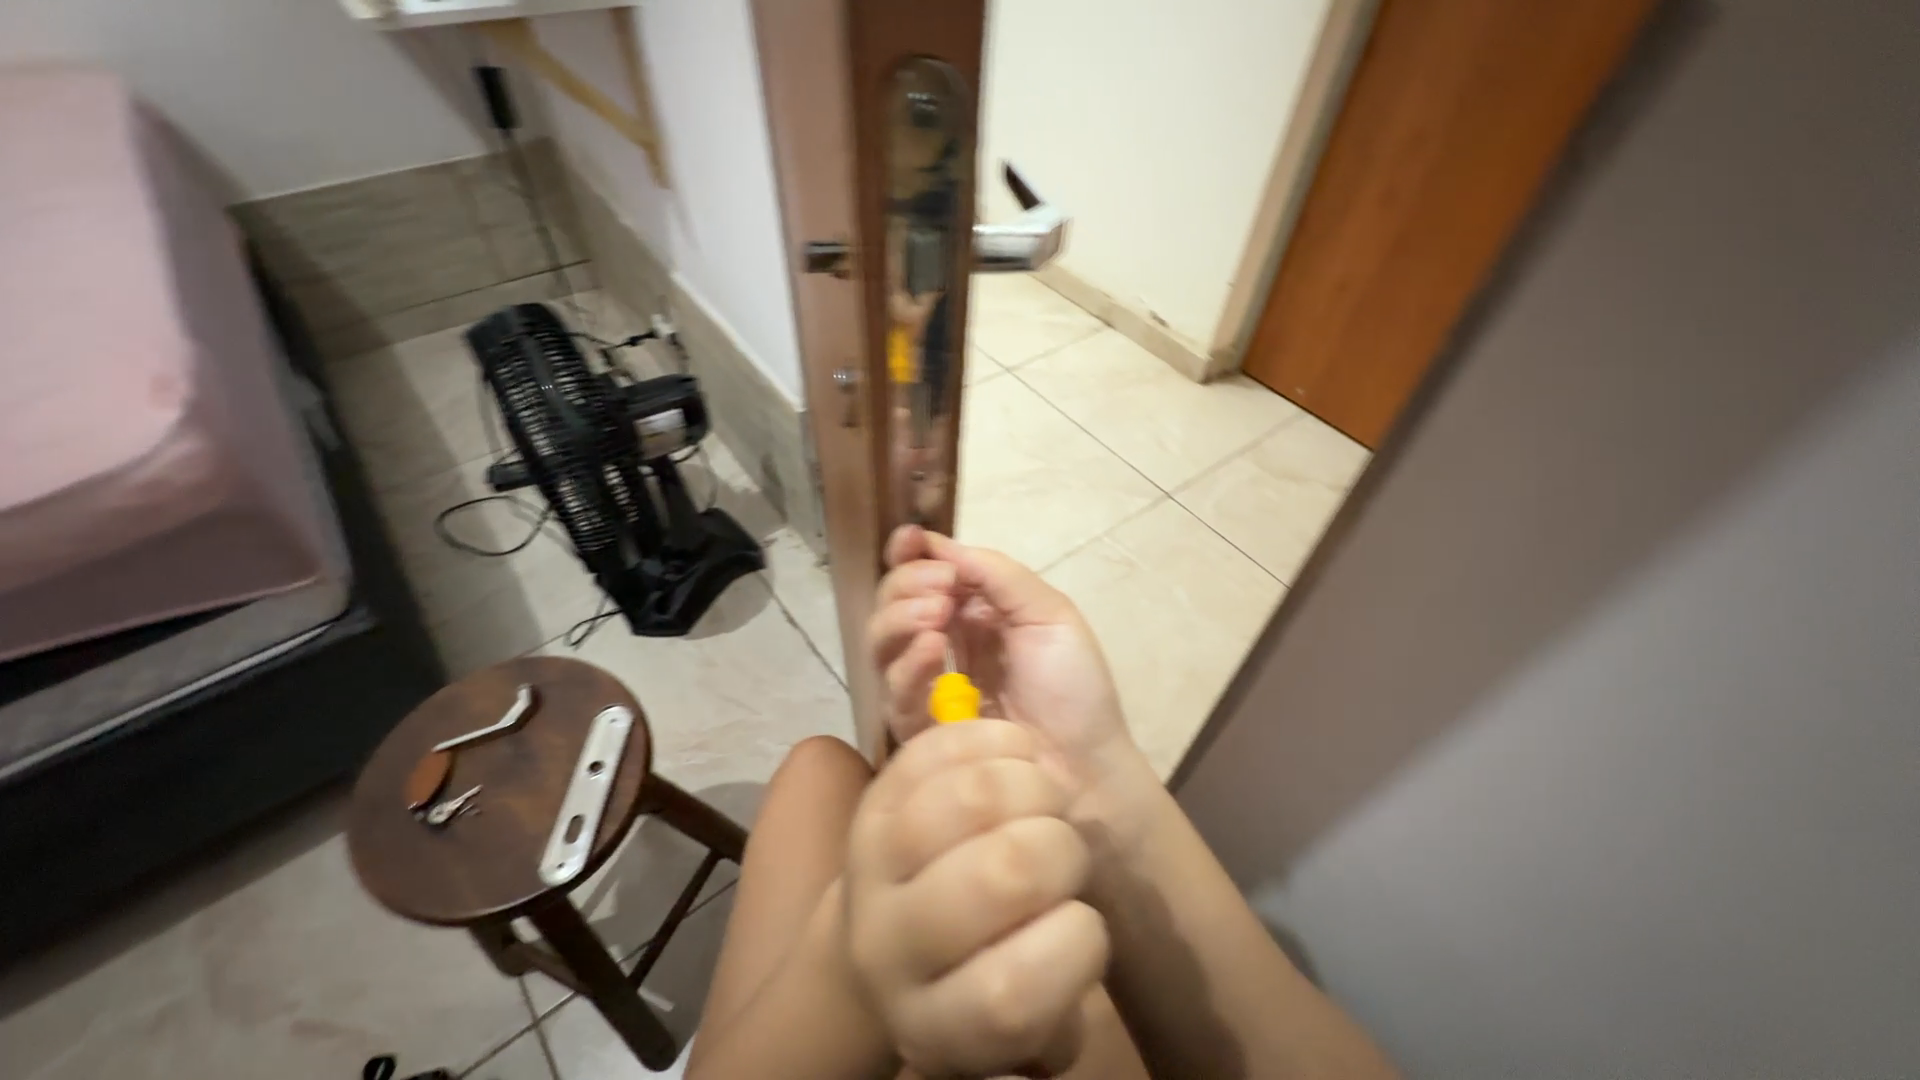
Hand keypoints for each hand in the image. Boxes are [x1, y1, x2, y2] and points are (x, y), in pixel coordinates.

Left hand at [843, 719, 1108, 1077]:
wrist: (890, 939)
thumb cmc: (986, 977)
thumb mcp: (1036, 1018)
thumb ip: (1064, 988)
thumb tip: (1080, 927)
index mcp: (938, 1025)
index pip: (1010, 996)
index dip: (1075, 945)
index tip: (1084, 920)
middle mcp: (889, 948)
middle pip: (997, 876)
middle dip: (1059, 848)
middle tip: (1065, 846)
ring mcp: (871, 864)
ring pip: (966, 799)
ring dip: (1030, 785)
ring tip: (1043, 796)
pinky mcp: (872, 799)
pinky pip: (934, 751)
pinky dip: (992, 740)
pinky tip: (1018, 752)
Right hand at [868, 527, 1145, 807]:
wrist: (1084, 766)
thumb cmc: (1074, 687)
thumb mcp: (1049, 613)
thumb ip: (997, 574)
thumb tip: (939, 543)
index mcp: (973, 612)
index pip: (922, 574)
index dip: (908, 553)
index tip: (910, 539)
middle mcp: (942, 642)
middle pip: (893, 602)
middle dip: (907, 583)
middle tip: (941, 588)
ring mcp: (926, 686)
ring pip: (881, 642)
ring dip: (899, 618)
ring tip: (936, 613)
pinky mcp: (918, 728)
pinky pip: (894, 690)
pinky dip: (907, 664)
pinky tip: (934, 650)